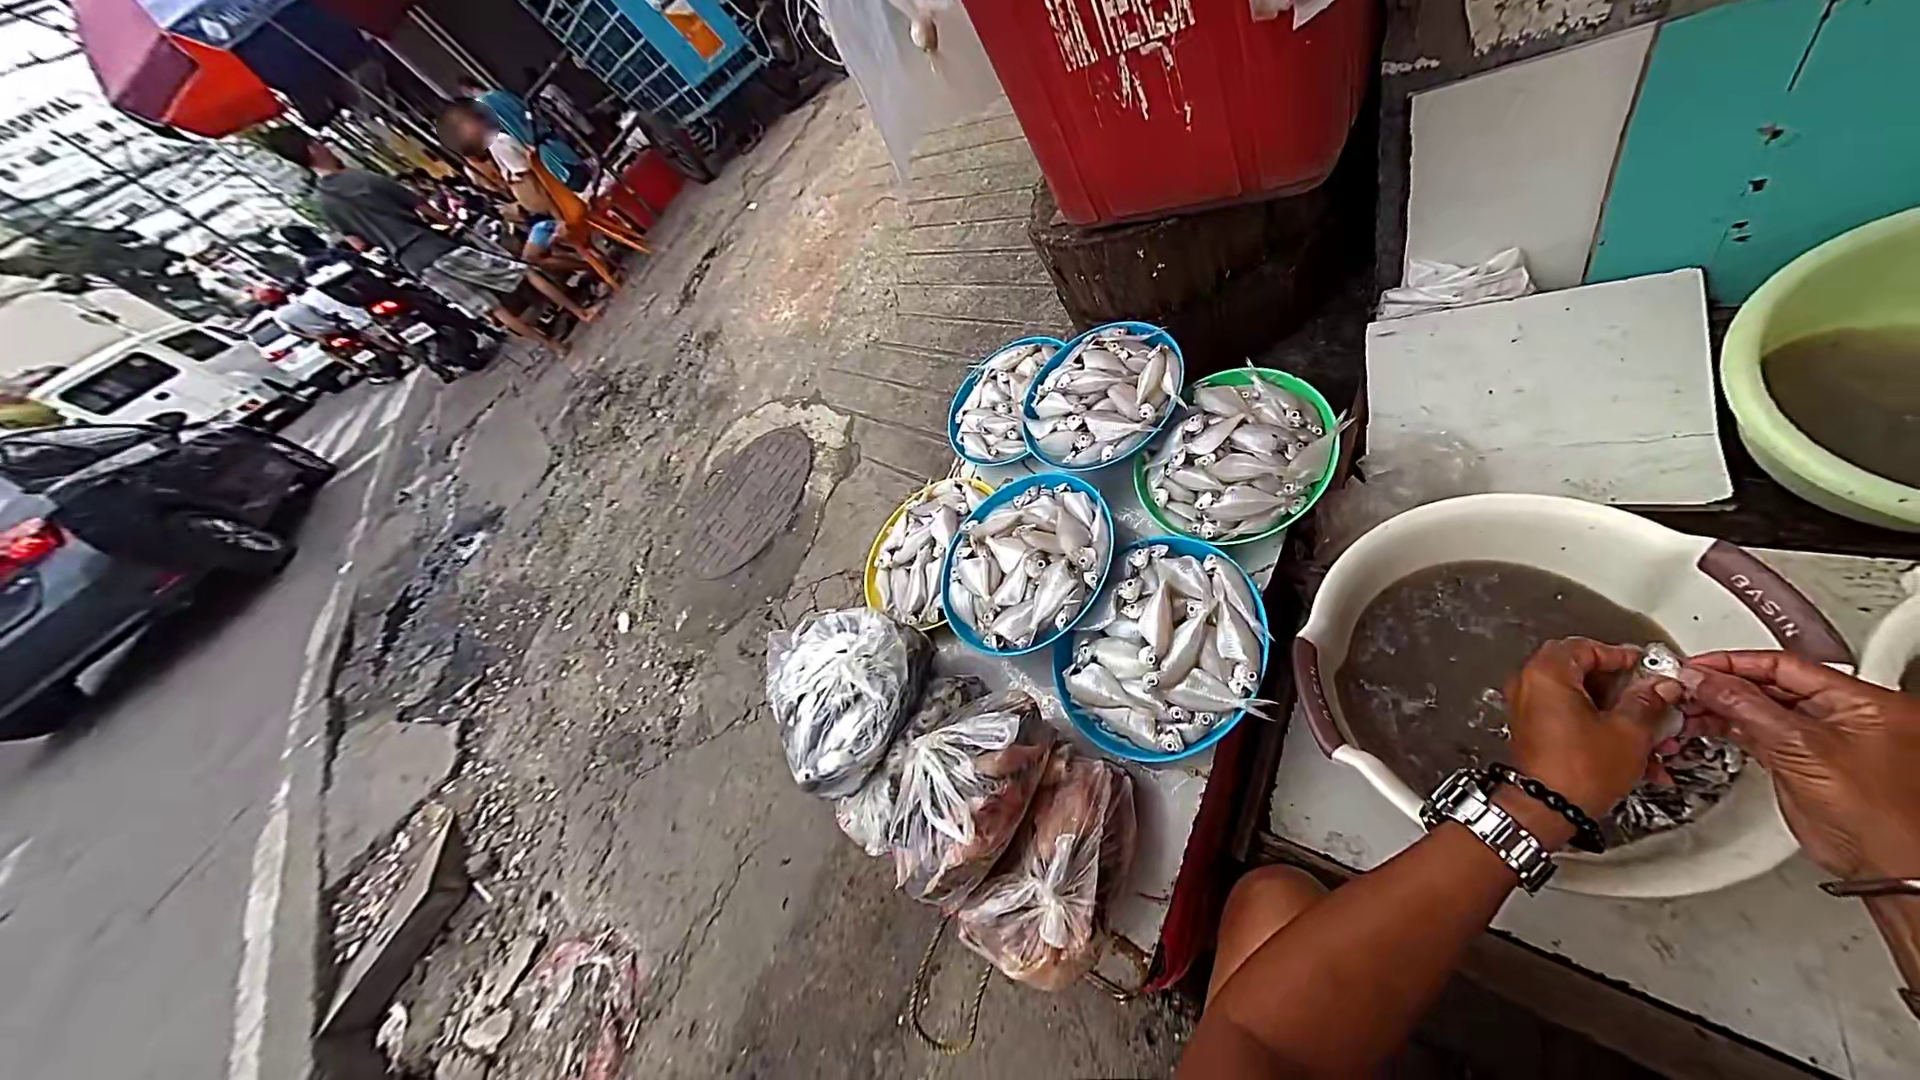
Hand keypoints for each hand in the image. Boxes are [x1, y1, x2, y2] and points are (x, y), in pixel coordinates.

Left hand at [1503, 638, 1685, 818]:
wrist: (1549, 801)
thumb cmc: (1578, 769)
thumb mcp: (1628, 731)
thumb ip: (1646, 702)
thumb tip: (1660, 687)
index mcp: (1544, 676)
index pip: (1580, 647)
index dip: (1617, 654)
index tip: (1646, 666)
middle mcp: (1528, 685)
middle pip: (1577, 667)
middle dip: (1619, 681)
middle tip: (1649, 692)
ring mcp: (1527, 704)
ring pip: (1577, 692)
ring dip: (1616, 707)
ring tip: (1651, 728)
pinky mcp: (1533, 723)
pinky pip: (1568, 711)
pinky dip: (1599, 721)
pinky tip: (1632, 743)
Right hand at [1683, 651, 1919, 879]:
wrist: (1888, 866)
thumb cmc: (1879, 815)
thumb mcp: (1798, 745)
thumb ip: (1744, 705)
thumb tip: (1701, 678)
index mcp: (1866, 705)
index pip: (1785, 666)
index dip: (1733, 663)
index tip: (1691, 667)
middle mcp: (1847, 719)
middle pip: (1769, 685)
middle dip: (1720, 686)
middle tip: (1681, 688)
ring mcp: (1824, 740)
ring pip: (1758, 708)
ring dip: (1716, 706)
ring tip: (1684, 708)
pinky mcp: (1803, 760)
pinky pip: (1756, 730)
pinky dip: (1725, 725)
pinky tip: (1701, 725)